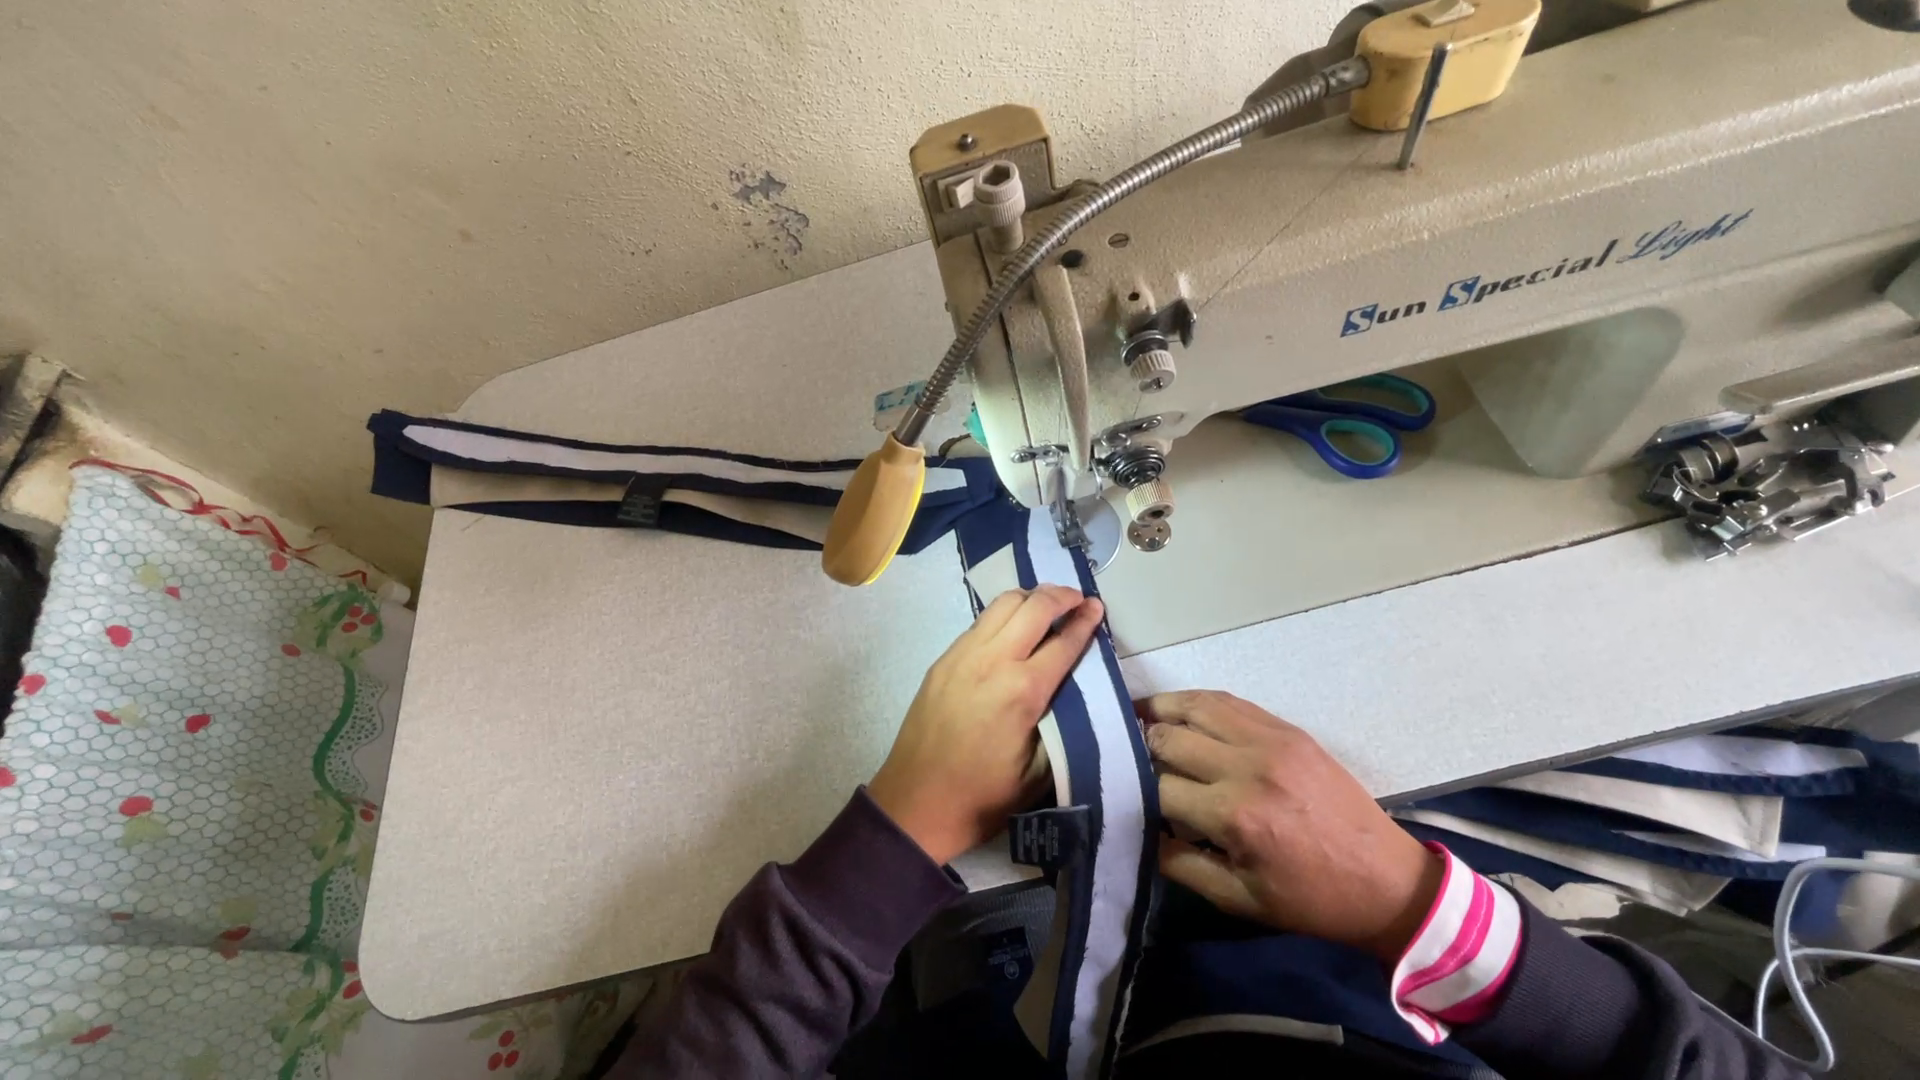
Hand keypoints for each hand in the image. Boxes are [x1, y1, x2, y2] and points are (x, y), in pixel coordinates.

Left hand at [869, 586, 1104, 864]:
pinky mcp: (942, 661)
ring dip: (1030, 598)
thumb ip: (1063, 724)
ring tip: (1048, 605)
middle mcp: (991, 661)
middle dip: (1061, 596)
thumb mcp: (1039, 772)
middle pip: (1032, 606)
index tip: (1099, 607)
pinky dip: (1003, 614)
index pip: (1063, 641)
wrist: (916, 803)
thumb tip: (1078, 693)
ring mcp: (961, 656)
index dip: (1086, 621)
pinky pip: (979, 623)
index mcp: (1022, 691)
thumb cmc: (983, 796)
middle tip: (1078, 599)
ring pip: (1000, 605)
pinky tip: (1013, 628)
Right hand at [1143, 691, 1442, 961]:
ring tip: (1136, 720)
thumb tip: (1136, 828)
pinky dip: (1194, 702)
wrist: (1385, 880)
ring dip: (1158, 711)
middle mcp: (1247, 767)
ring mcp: (1269, 740)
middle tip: (1122, 758)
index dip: (1132, 792)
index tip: (1119, 796)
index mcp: (1234, 816)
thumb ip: (1178, 863)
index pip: (1158, 788)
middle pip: (1167, 738)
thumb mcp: (1237, 898)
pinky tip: (1176, 710)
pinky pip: (1227, 700)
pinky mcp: (1286, 728)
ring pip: (1193, 705)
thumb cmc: (1309, 899)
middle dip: (1139, 748)